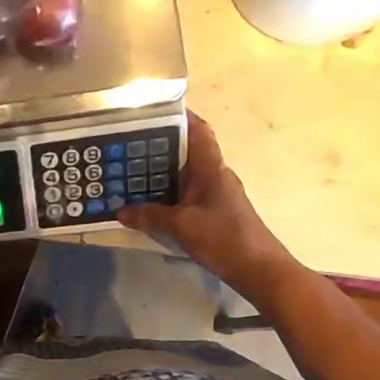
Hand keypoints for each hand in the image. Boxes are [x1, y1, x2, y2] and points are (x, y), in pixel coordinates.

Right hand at [117, 112, 297, 294]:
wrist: (259, 270)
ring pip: (185, 174)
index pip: (198, 130)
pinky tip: (148, 201)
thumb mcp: (182, 225)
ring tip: (130, 169)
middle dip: (160, 145)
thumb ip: (150, 216)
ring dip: (162, 171)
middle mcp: (214, 175)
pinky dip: (168, 193)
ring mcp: (215, 194)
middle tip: (128, 142)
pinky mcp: (214, 212)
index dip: (180, 116)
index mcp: (211, 168)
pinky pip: (186, 194)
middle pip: (187, 151)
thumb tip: (120, 210)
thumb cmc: (224, 238)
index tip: (154, 110)